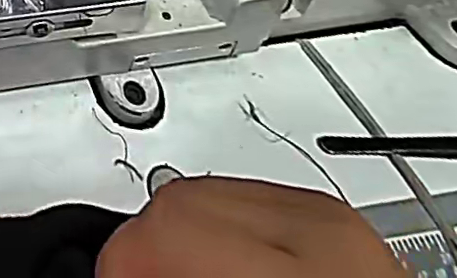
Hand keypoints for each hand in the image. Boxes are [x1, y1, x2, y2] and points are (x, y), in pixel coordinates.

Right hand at [98, 176, 404, 277]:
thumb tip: (124, 270)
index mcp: (301, 273)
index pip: (169, 225)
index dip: (123, 260)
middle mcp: (323, 232)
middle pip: (181, 199)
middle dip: (146, 246)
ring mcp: (332, 218)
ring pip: (205, 188)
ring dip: (175, 233)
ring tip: (174, 273)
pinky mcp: (333, 217)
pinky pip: (240, 194)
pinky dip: (212, 228)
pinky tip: (216, 264)